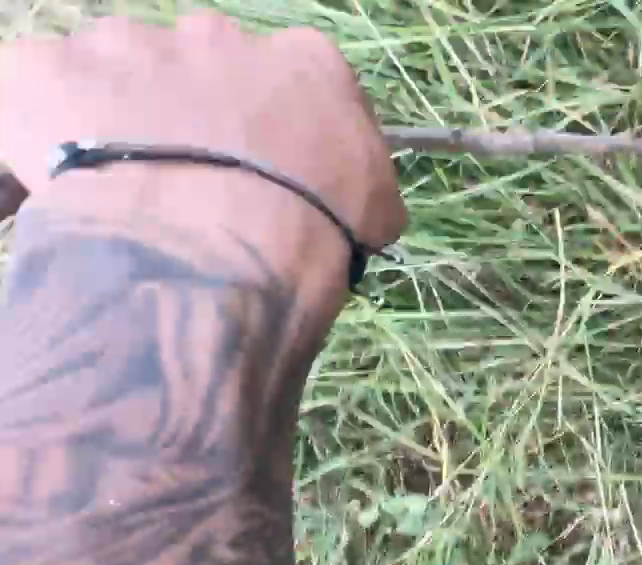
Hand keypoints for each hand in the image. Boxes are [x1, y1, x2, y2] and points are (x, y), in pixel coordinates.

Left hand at [0, 13, 403, 248]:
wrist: (223, 239)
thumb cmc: (324, 224)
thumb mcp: (382, 205)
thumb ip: (356, 165)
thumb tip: (337, 169)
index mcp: (308, 63)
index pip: (305, 70)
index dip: (296, 113)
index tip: (293, 152)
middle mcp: (218, 33)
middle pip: (210, 59)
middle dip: (210, 103)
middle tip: (218, 165)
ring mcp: (124, 41)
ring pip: (129, 67)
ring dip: (138, 109)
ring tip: (152, 175)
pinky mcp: (43, 63)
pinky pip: (47, 88)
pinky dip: (63, 123)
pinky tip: (92, 173)